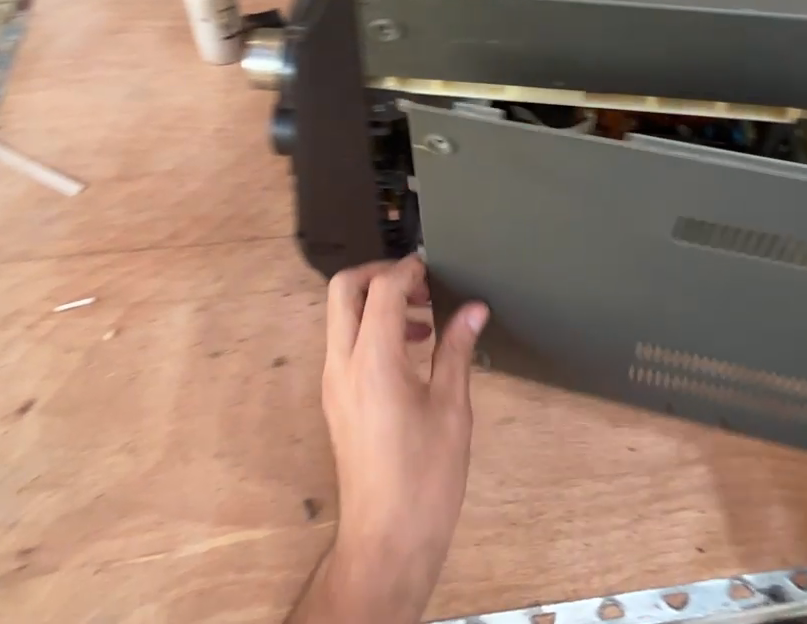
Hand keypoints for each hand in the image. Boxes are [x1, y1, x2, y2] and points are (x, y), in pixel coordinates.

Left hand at [287, 256, 489, 623]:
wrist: (387, 538)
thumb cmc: (424, 479)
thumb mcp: (452, 408)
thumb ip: (457, 349)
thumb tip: (472, 311)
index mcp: (374, 363)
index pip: (382, 290)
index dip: (408, 269)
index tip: (432, 267)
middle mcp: (343, 365)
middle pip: (344, 290)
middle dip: (379, 274)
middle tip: (418, 282)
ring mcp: (333, 383)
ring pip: (341, 316)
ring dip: (376, 302)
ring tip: (423, 317)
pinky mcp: (336, 399)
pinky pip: (346, 344)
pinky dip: (371, 330)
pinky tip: (411, 350)